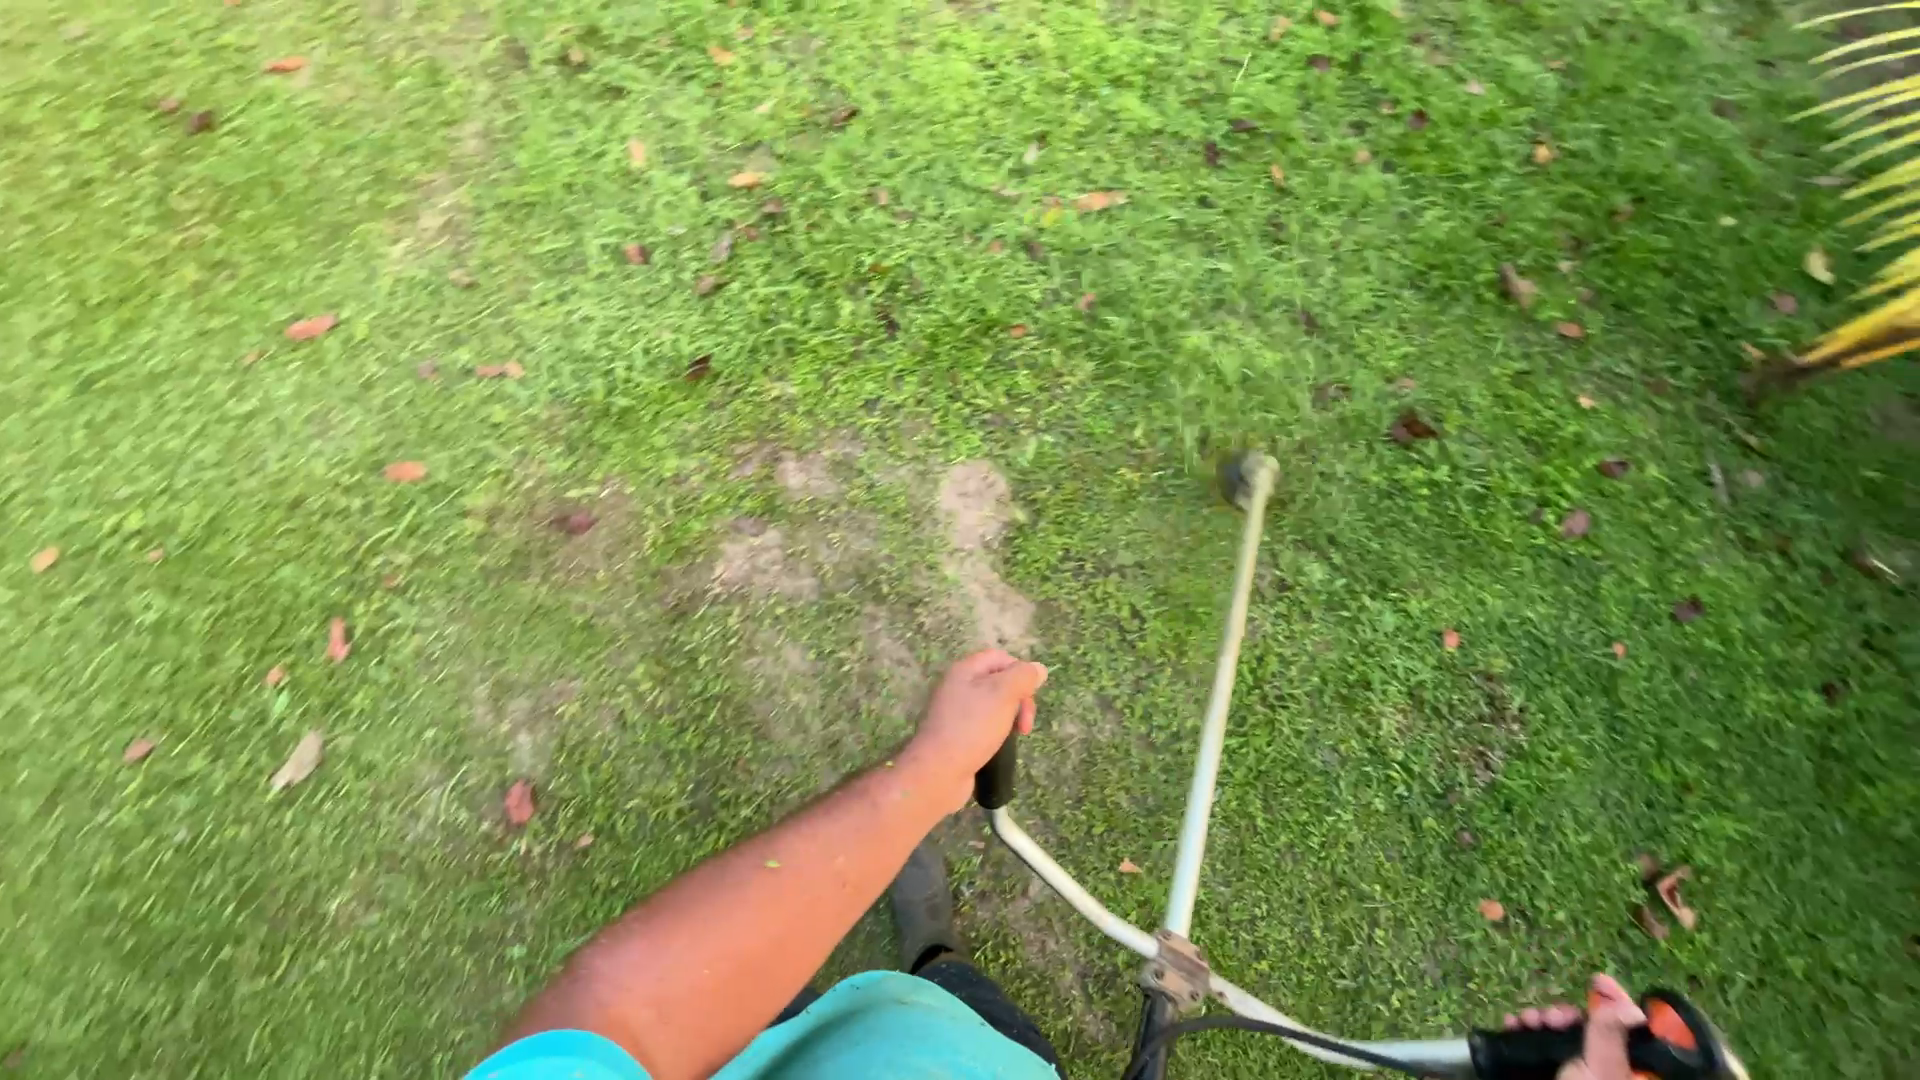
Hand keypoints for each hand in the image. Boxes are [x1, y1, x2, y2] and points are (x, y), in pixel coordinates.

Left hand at [900, 650, 1047, 813]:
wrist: (939, 771)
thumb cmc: (972, 727)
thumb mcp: (1002, 694)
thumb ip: (1023, 677)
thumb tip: (1038, 669)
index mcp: (965, 670)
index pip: (1000, 657)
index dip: (1020, 672)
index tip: (1030, 696)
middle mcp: (958, 686)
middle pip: (999, 681)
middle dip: (1019, 699)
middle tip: (1025, 725)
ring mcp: (956, 711)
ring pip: (994, 705)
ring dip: (1010, 717)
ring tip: (1015, 736)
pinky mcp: (958, 734)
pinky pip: (984, 724)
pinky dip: (997, 731)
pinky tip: (1000, 745)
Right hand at [1502, 974, 1646, 1079]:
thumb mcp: (1602, 1069)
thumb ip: (1610, 1034)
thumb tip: (1627, 1003)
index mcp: (1633, 1068)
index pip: (1634, 1029)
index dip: (1617, 1002)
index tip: (1598, 979)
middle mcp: (1608, 1066)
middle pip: (1592, 1026)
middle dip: (1565, 1013)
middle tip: (1551, 1016)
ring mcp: (1580, 1068)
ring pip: (1564, 1031)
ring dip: (1541, 1018)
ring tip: (1527, 1021)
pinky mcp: (1553, 1069)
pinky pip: (1542, 1041)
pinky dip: (1526, 1028)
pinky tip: (1515, 1025)